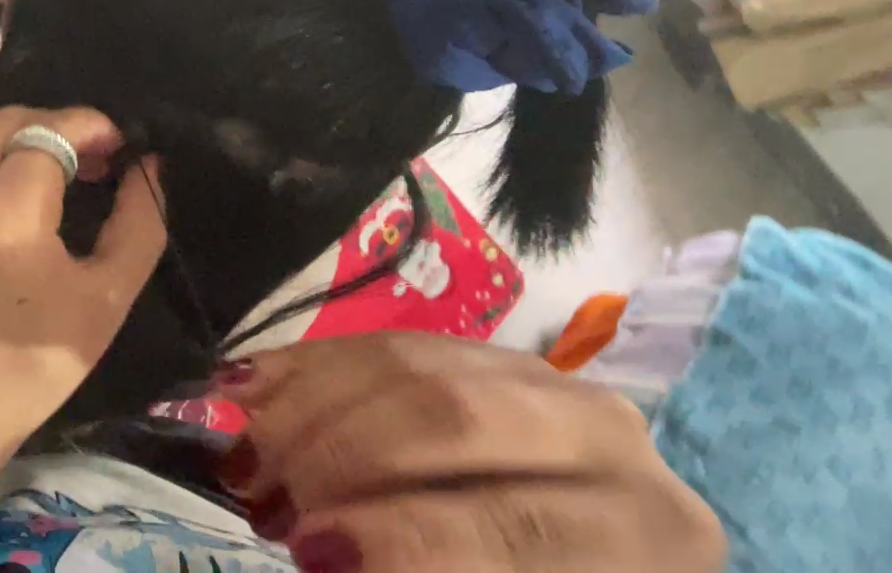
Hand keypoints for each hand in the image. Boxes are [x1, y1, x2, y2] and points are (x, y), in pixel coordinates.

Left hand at [0, 107, 166, 494]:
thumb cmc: (25, 371)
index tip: (113, 143)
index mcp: (8, 221)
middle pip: (10, 122)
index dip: (89, 126)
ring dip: (10, 141)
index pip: (52, 132)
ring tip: (33, 174)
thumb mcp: (105, 306)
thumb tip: (148, 166)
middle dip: (55, 128)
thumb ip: (138, 226)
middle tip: (84, 160)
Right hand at [213, 333, 725, 572]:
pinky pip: (380, 341)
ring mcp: (535, 373)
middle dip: (338, 454)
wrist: (597, 562)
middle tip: (262, 497)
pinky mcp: (475, 349)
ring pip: (404, 362)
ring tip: (245, 458)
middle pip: (451, 414)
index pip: (514, 525)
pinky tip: (244, 389)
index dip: (405, 537)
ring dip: (307, 407)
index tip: (310, 553)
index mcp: (647, 531)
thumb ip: (417, 569)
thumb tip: (332, 554)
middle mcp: (605, 431)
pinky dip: (306, 368)